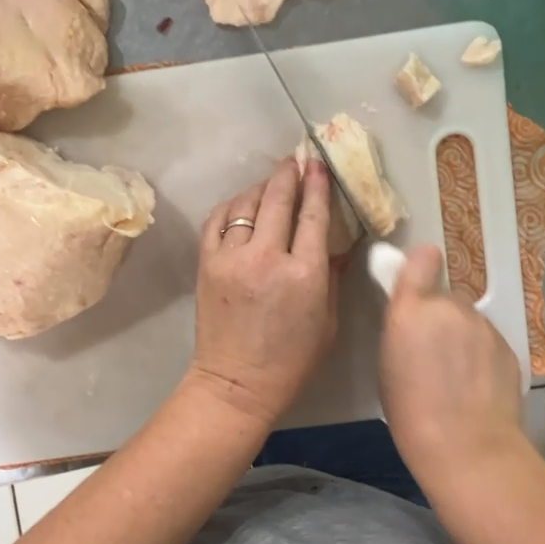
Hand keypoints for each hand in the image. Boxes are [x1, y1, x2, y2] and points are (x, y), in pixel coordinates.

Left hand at [186, 159, 339, 426]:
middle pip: (278, 199)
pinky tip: (242, 203)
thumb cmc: (291, 360)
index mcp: (304, 274)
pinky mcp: (206, 263)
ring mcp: (231, 258)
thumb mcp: (327, 321)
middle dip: (289, 174)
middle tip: (296, 160)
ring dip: (261, 187)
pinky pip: (217, 220)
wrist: (235, 383)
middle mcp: (266, 258)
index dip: (317, 185)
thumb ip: (332, 275)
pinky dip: (231, 206)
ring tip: (272, 182)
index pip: (313, 214)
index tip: (319, 165)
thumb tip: (339, 241)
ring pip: (246, 204)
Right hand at [380, 245, 527, 480]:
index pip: (422, 261)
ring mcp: (484, 326)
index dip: (420, 267)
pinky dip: (480, 355)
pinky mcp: (509, 347)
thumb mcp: (388, 364)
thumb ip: (402, 330)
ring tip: (455, 375)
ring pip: (468, 320)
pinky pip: (487, 341)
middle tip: (430, 351)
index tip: (416, 281)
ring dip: (460, 336)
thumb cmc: (410, 411)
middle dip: (438, 316)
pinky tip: (476, 386)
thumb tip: (414, 321)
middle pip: (445, 298)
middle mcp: (451, 308)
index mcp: (412, 310)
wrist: (467, 446)